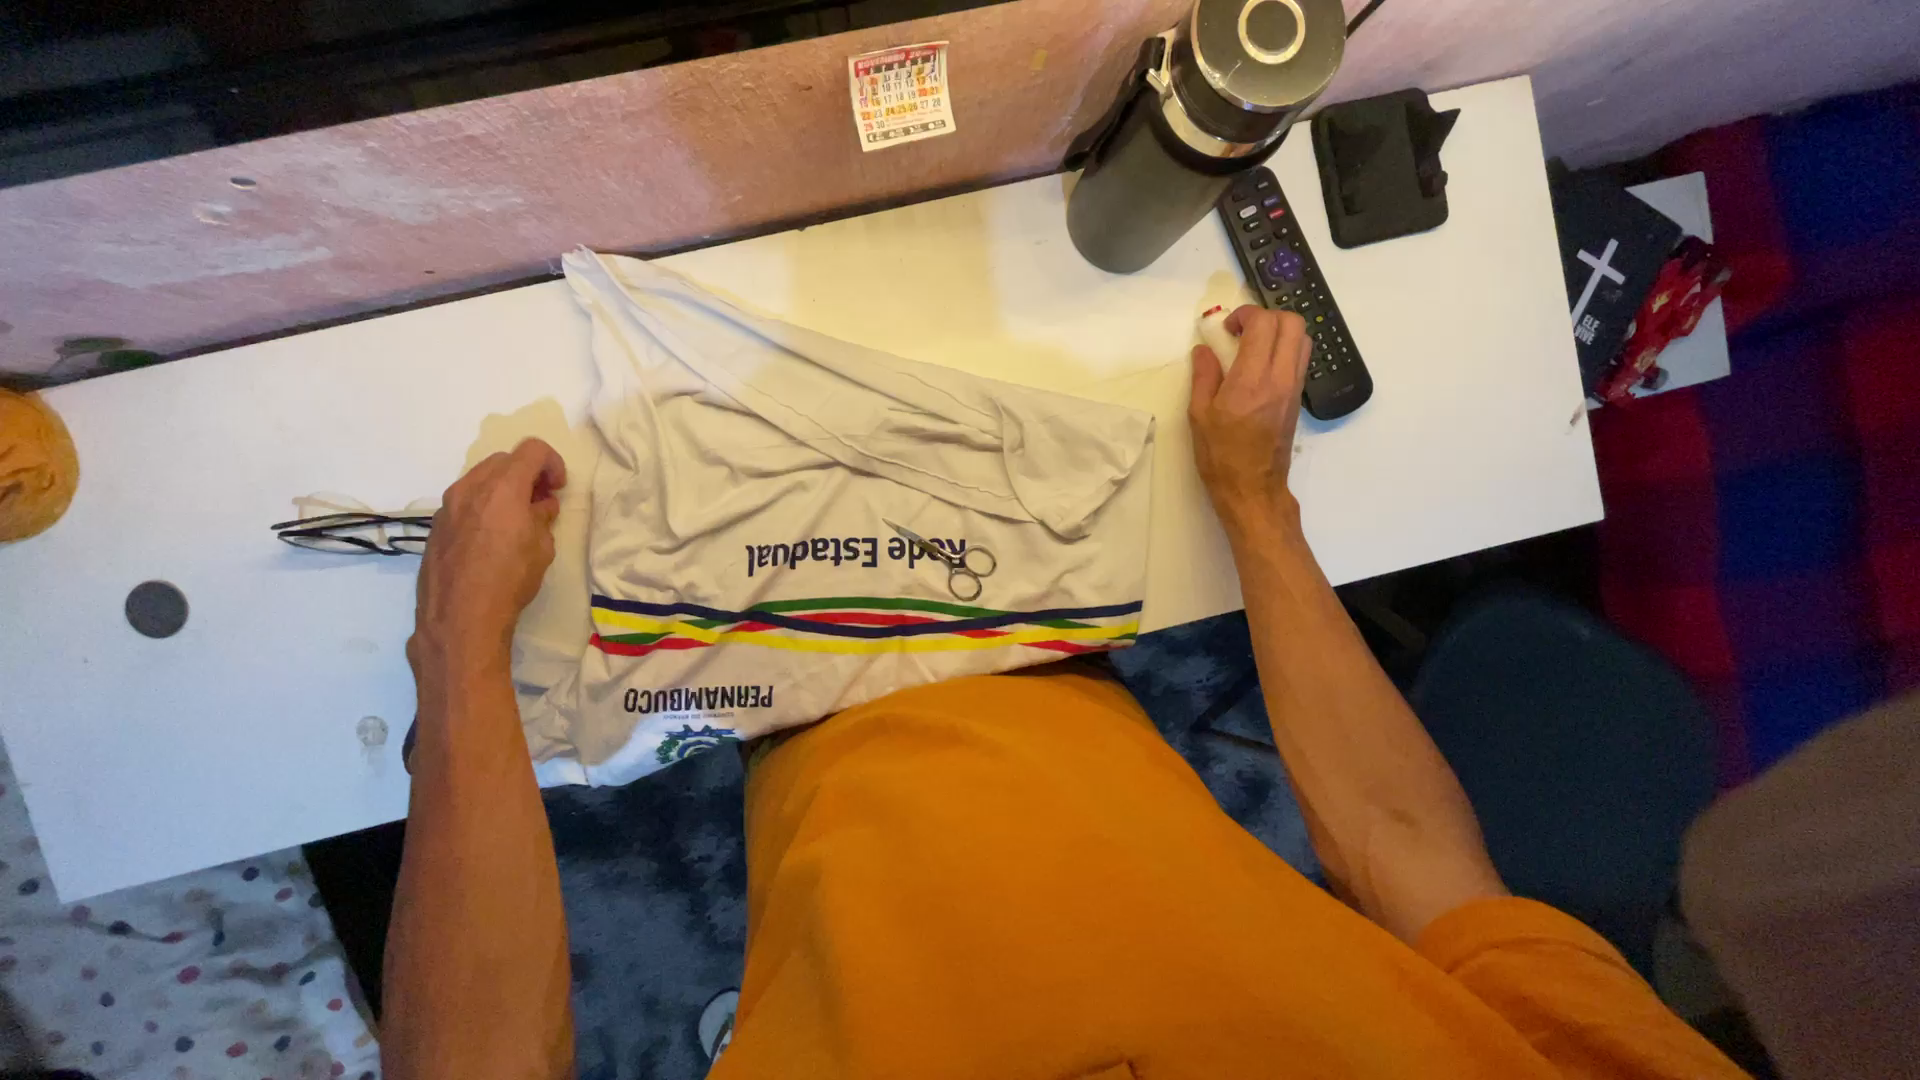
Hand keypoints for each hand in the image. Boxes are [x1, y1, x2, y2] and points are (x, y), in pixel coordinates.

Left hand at [409, 438, 566, 677]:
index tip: (558, 487)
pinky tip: (493, 537)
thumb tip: (539, 506)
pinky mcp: (436, 525)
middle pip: (504, 459)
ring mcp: (448, 505)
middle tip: (541, 501)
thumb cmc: (511, 579)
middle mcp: (471, 488)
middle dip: (527, 473)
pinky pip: (465, 500)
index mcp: (503, 488)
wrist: (461, 616)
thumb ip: (542, 517)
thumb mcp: (542, 547)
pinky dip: (484, 505)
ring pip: (480, 478)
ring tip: (517, 519)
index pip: (531, 450)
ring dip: (504, 488)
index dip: (552, 462)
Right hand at [1189, 305, 1310, 543]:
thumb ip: (1203, 376)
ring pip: (1302, 338)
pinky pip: (1300, 358)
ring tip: (1253, 346)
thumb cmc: (1220, 457)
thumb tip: (1204, 350)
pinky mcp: (1297, 398)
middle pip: (1291, 323)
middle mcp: (1279, 378)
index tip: (1226, 329)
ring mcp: (1293, 388)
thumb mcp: (1199, 416)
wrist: (1253, 489)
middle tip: (1241, 332)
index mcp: (1250, 381)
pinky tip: (1260, 366)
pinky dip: (1283, 350)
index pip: (1263, 325)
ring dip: (1279, 332)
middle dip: (1265, 317)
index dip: (1245, 315)